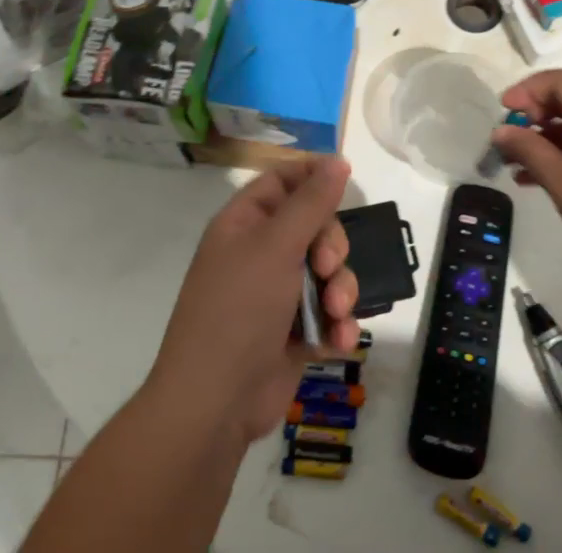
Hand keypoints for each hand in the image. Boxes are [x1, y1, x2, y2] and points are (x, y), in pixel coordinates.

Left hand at [146, 157, 360, 442]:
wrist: (216, 401)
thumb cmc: (238, 311)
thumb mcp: (275, 247)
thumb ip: (311, 203)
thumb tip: (337, 160)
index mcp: (243, 225)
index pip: (280, 182)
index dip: (311, 176)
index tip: (345, 178)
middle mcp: (259, 254)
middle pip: (314, 227)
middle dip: (333, 246)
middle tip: (328, 267)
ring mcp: (277, 295)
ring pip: (328, 273)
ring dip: (342, 290)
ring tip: (336, 312)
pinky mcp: (294, 333)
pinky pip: (329, 313)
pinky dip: (338, 324)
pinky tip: (339, 340)